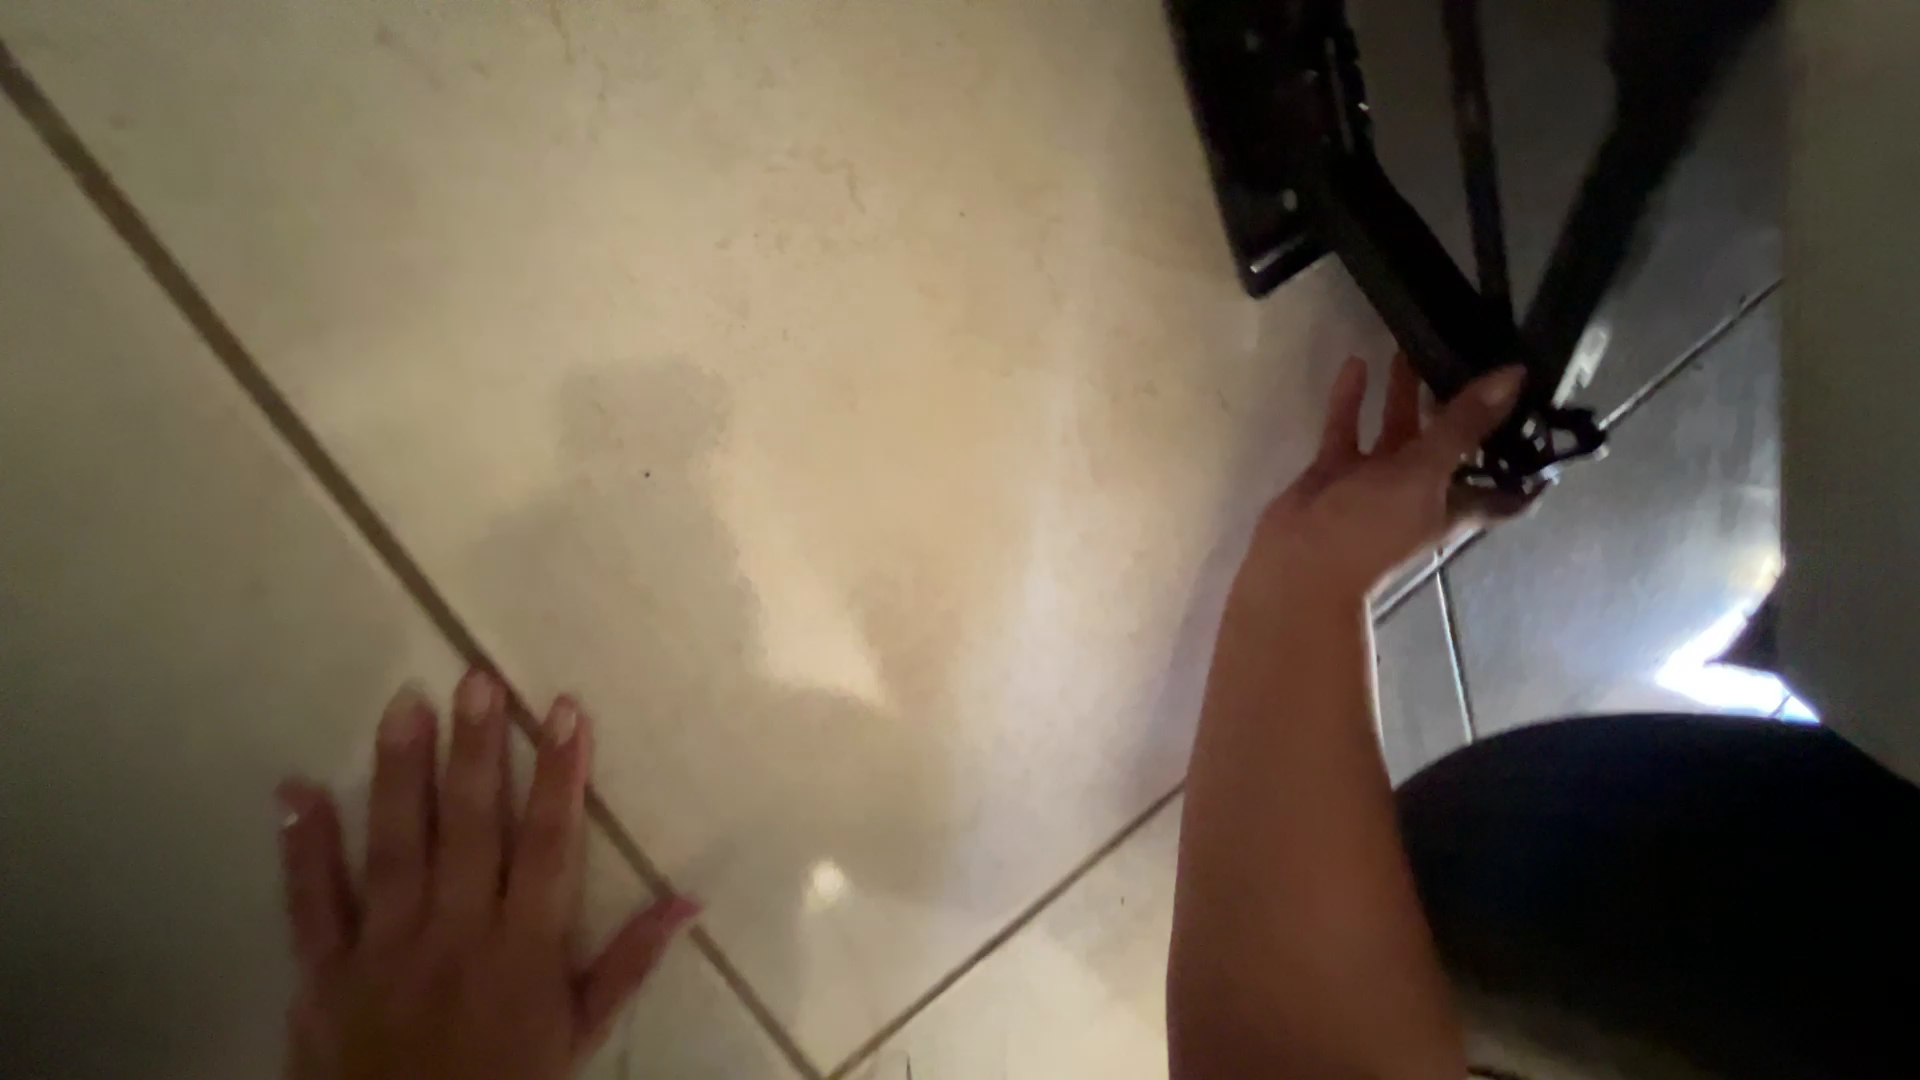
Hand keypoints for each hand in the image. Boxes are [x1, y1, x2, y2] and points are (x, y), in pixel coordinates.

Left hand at [276, 669, 698, 1079]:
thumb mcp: (581, 1031)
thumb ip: (632, 960)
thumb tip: (691, 898)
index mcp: (524, 945)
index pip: (548, 841)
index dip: (560, 773)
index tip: (565, 711)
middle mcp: (456, 932)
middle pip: (471, 827)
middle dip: (479, 750)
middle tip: (478, 681)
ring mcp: (382, 950)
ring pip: (395, 847)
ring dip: (401, 774)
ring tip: (405, 706)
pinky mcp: (321, 974)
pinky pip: (309, 905)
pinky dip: (301, 846)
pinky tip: (296, 788)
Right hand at [1242, 356, 1524, 600]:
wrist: (1298, 563)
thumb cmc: (1371, 529)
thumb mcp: (1424, 474)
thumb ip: (1462, 424)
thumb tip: (1515, 373)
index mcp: (1455, 501)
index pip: (1506, 483)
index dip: (1526, 455)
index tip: (1545, 413)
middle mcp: (1420, 489)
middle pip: (1448, 442)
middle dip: (1458, 404)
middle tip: (1471, 353)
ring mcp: (1374, 480)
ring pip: (1395, 430)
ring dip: (1402, 394)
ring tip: (1412, 346)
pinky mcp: (1334, 471)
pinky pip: (1346, 430)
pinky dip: (1350, 401)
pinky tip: (1356, 363)